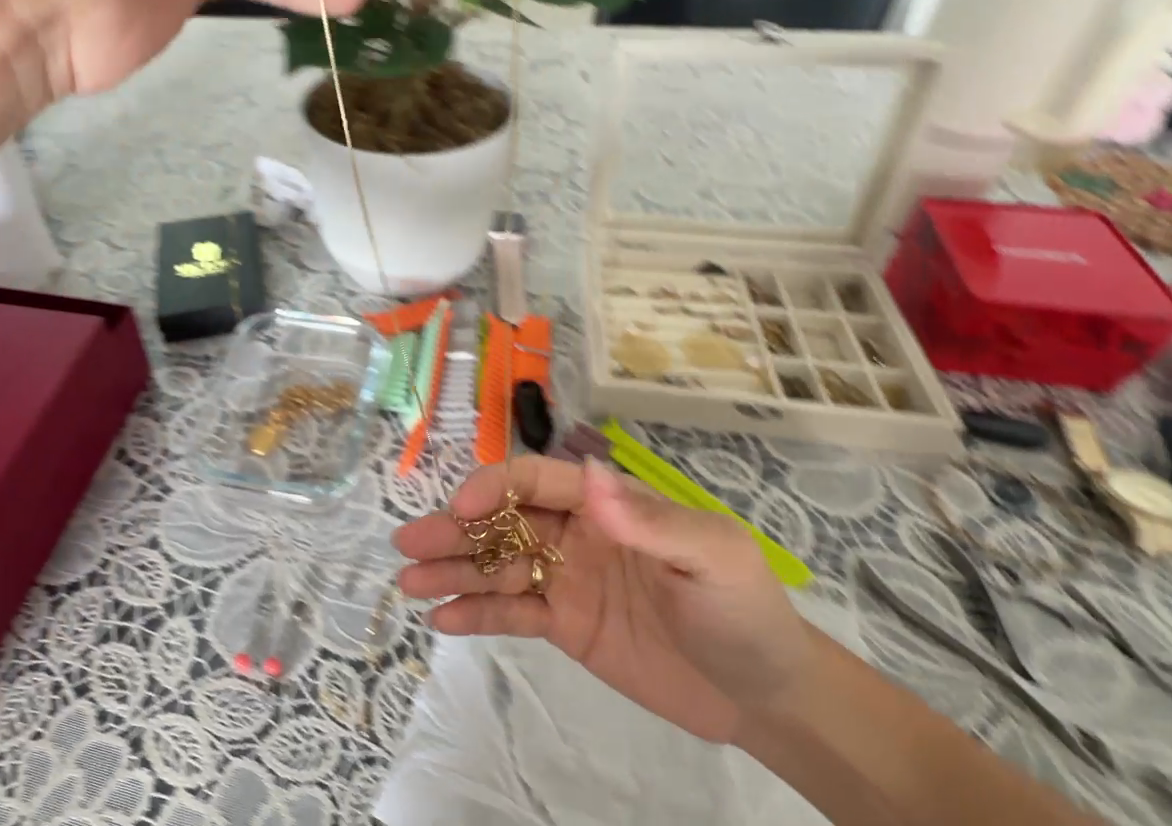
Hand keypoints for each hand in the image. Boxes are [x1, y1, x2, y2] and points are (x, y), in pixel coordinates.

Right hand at [393, 456, 815, 742]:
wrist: (764, 696)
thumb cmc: (744, 613)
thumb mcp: (711, 558)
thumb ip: (650, 521)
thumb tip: (591, 475)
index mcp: (608, 506)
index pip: (537, 482)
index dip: (495, 487)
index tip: (462, 508)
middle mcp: (577, 535)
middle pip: (503, 522)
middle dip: (455, 529)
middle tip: (407, 543)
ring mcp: (566, 581)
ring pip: (497, 566)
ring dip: (452, 570)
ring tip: (408, 583)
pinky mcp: (565, 626)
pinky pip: (511, 613)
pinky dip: (475, 613)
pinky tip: (442, 619)